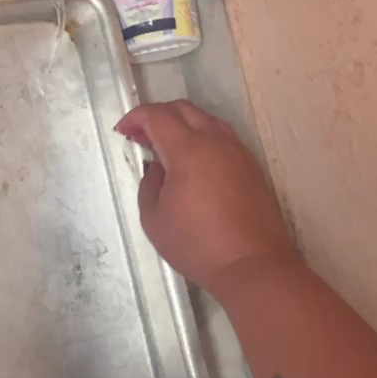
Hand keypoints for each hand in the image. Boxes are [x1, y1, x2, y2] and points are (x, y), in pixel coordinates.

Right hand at [114, 101, 295, 286]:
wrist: (254, 268)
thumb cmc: (197, 245)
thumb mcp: (153, 218)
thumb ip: (149, 183)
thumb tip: (159, 167)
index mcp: (188, 150)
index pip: (157, 116)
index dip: (135, 118)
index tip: (122, 131)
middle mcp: (215, 142)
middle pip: (183, 109)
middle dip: (157, 116)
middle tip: (141, 136)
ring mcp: (238, 153)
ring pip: (207, 120)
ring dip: (182, 124)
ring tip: (167, 147)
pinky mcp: (252, 168)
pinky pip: (223, 137)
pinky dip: (202, 137)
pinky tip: (194, 161)